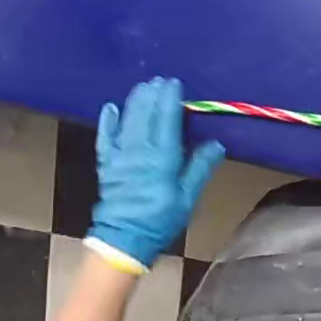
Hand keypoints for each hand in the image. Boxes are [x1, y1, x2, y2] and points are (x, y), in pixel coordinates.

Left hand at [86, 77, 225, 270]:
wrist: (125, 239)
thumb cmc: (161, 219)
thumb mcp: (188, 198)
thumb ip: (199, 168)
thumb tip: (215, 143)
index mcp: (162, 158)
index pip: (167, 119)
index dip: (170, 99)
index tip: (174, 83)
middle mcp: (139, 151)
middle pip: (146, 114)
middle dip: (152, 94)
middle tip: (158, 81)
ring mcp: (119, 156)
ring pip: (127, 120)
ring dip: (134, 101)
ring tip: (142, 87)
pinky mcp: (106, 164)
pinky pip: (105, 137)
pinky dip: (108, 121)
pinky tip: (111, 107)